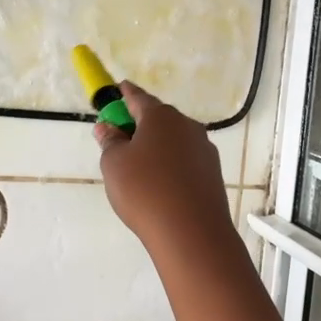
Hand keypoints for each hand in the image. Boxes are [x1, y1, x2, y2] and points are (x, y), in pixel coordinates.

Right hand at [95, 81, 234, 248]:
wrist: (191, 231)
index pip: (139, 97)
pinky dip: (171, 165)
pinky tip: (162, 185)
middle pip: (159, 119)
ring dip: (158, 146)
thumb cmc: (145, 190)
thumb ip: (110, 141)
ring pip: (175, 140)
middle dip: (140, 124)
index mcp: (161, 116)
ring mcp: (204, 149)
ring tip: (140, 168)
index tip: (119, 89)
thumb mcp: (114, 164)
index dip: (125, 94)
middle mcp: (187, 126)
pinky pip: (185, 161)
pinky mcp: (213, 173)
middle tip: (122, 138)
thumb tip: (108, 127)